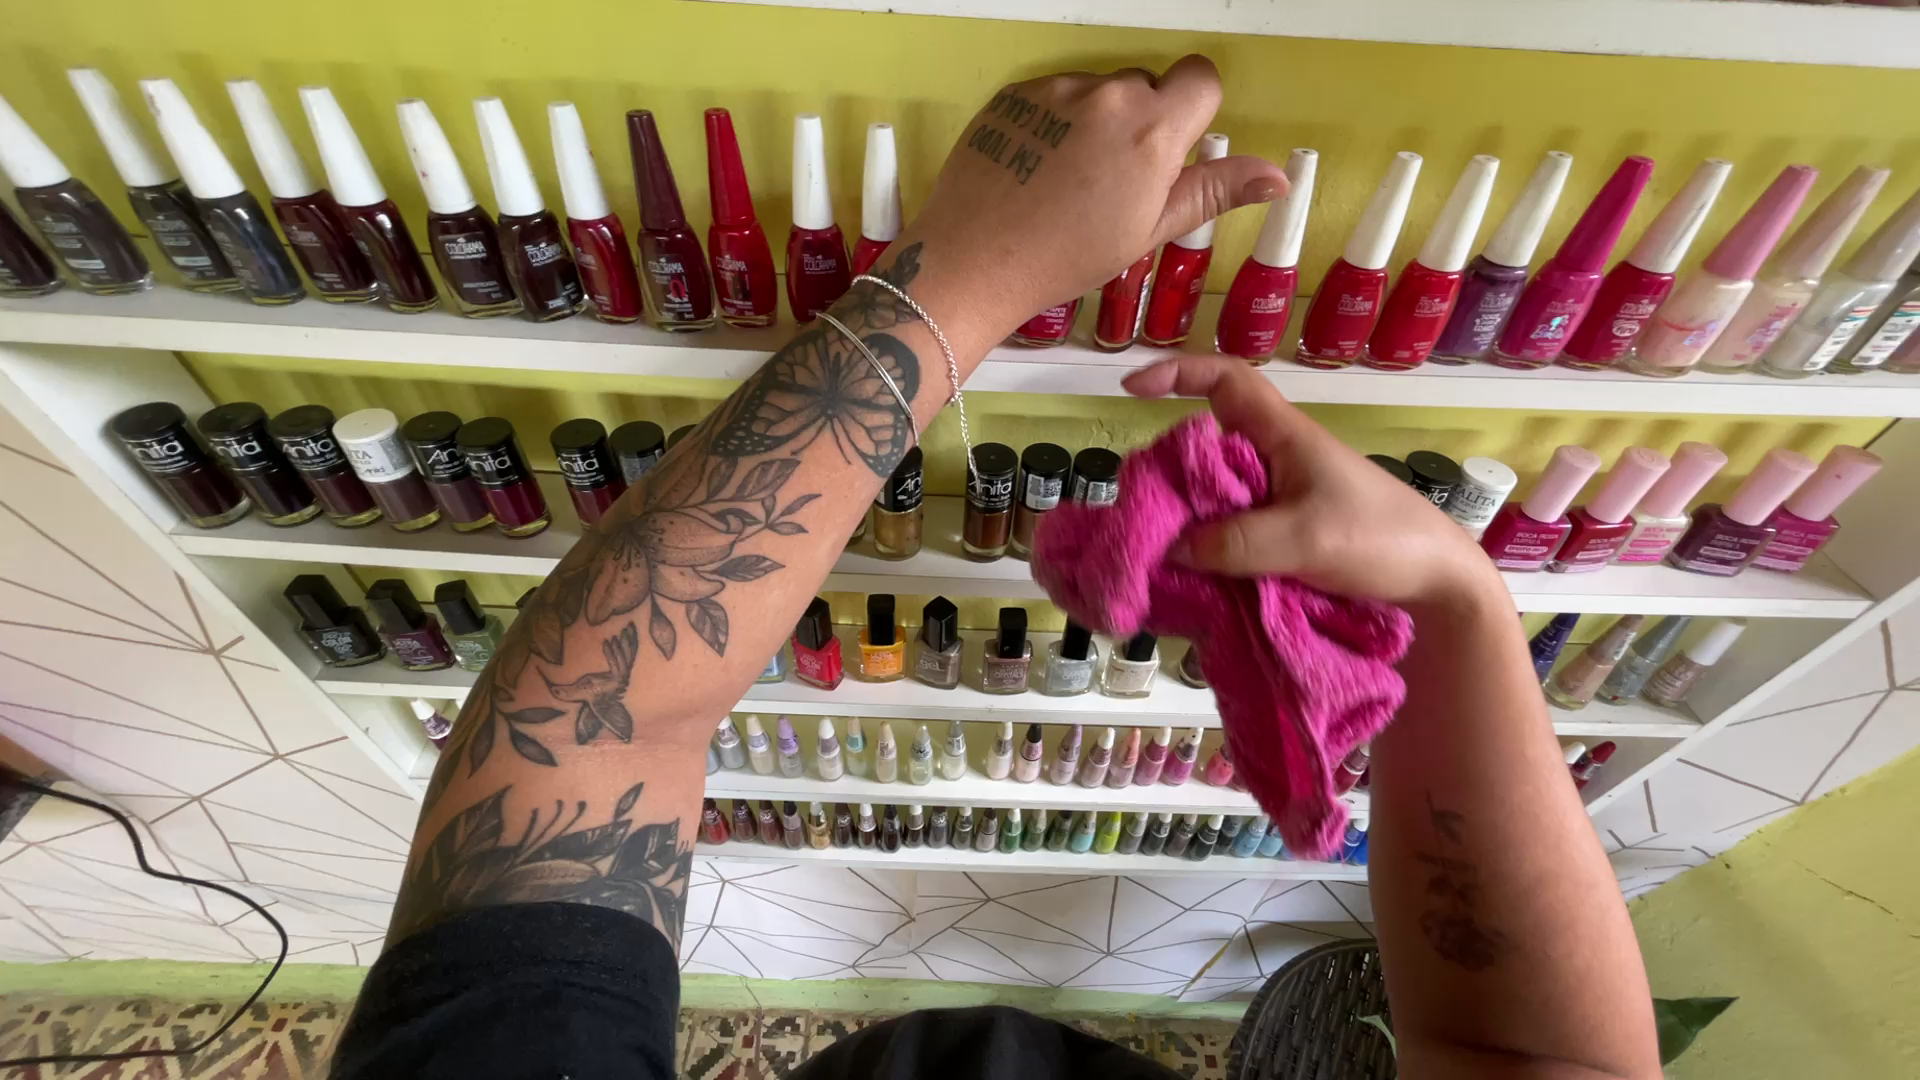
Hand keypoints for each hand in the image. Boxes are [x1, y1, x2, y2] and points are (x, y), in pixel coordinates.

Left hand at [898, 57, 1285, 348]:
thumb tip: (1276, 176)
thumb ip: (1209, 193)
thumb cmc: (1064, 259)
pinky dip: (1050, 124)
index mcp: (1152, 129)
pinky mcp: (1014, 94)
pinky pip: (1050, 97)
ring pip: (1095, 92)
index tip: (1168, 155)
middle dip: (1138, 125)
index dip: (1191, 114)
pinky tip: (1031, 172)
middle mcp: (1108, 94)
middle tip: (1108, 185)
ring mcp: (1056, 89)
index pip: (1201, 78)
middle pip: (1144, 87)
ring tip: (1063, 184)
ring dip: (1093, 124)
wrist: (975, 263)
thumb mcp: (1144, 234)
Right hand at [1124, 355, 1501, 607]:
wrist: (1436, 583)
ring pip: (1212, 493)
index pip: (1227, 381)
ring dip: (1184, 516)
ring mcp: (1275, 498)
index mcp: (1284, 437)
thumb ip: (1236, 542)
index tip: (1133, 389)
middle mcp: (1273, 460)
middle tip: (1143, 508)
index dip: (1177, 373)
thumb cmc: (1382, 540)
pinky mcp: (1278, 532)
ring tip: (1157, 550)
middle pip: (1204, 446)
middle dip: (1167, 470)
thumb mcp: (1306, 539)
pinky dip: (1204, 546)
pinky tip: (1190, 572)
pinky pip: (1226, 529)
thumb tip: (1171, 548)